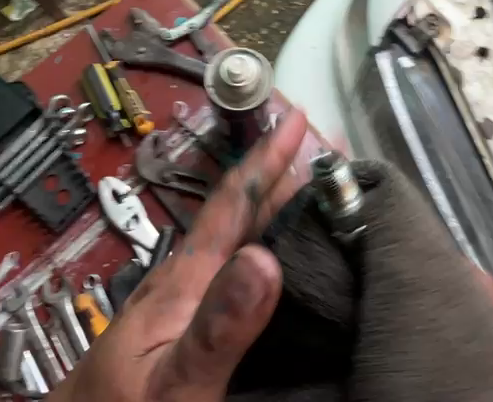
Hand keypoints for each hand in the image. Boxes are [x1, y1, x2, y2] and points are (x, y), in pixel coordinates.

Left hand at [52, 109, 309, 400]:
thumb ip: (217, 325)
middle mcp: (183, 279)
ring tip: (304, 192)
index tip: (297, 116)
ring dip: (268, 210)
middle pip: (236, 213)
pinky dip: (258, 248)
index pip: (232, 202)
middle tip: (318, 150)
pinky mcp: (178, 327)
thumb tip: (266, 257)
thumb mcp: (174, 377)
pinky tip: (270, 262)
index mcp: (184, 279)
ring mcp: (178, 302)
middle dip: (277, 176)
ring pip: (233, 238)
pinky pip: (229, 269)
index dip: (267, 157)